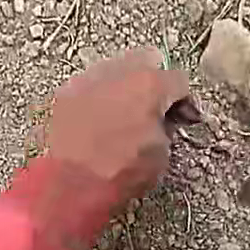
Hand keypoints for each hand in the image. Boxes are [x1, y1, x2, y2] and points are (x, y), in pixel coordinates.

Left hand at [46, 48, 190, 199]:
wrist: (71, 185)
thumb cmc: (121, 170)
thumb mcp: (162, 153)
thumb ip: (167, 127)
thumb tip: (163, 121)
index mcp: (150, 84)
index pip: (179, 81)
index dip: (185, 102)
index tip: (184, 119)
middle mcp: (119, 72)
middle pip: (146, 64)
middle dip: (155, 85)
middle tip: (157, 111)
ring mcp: (88, 80)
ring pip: (116, 72)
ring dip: (126, 88)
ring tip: (126, 116)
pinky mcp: (65, 94)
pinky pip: (91, 87)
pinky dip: (100, 99)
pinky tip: (100, 121)